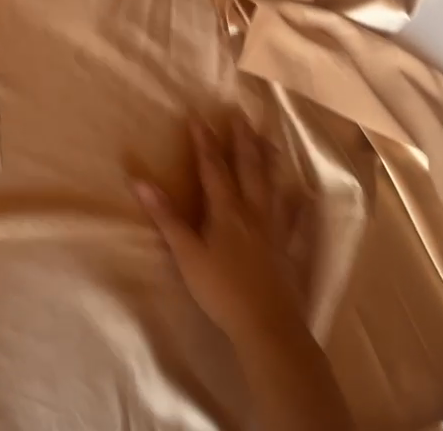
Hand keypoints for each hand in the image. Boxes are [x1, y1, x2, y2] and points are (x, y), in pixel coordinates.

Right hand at [134, 110, 304, 340]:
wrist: (268, 327)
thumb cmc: (221, 289)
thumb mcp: (186, 253)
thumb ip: (166, 216)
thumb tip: (139, 180)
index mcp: (226, 210)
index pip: (212, 167)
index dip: (204, 140)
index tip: (198, 115)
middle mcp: (253, 211)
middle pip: (248, 168)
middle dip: (242, 140)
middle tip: (240, 114)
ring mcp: (275, 229)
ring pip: (273, 186)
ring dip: (269, 159)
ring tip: (268, 139)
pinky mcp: (290, 249)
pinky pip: (296, 220)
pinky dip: (299, 203)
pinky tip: (303, 194)